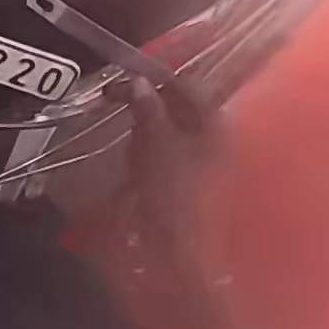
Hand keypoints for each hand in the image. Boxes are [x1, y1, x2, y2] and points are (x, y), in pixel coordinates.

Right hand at [114, 76, 226, 278]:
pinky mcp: (186, 178)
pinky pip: (161, 152)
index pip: (181, 85)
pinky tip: (136, 167)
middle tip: (115, 109)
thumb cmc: (172, 190)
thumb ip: (147, 107)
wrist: (179, 248)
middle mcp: (213, 135)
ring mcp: (201, 158)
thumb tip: (137, 80)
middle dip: (143, 109)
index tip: (117, 83)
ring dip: (142, 133)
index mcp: (214, 122)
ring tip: (130, 149)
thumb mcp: (156, 142)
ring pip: (164, 130)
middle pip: (173, 107)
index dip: (149, 80)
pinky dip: (145, 153)